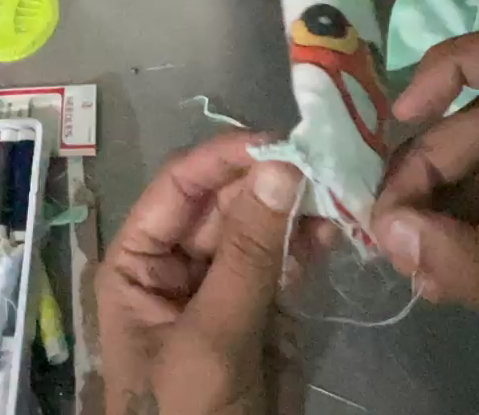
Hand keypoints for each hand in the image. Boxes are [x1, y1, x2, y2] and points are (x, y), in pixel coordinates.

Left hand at [97, 133, 323, 414]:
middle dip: (269, 180)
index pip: (178, 186)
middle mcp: (178, 261)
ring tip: (338, 192)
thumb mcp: (211, 340)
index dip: (223, 157)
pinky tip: (336, 229)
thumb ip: (247, 255)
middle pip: (223, 201)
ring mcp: (223, 285)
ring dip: (296, 208)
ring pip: (259, 226)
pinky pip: (284, 263)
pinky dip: (309, 244)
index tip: (279, 139)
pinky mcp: (264, 312)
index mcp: (140, 260)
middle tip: (324, 161)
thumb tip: (280, 167)